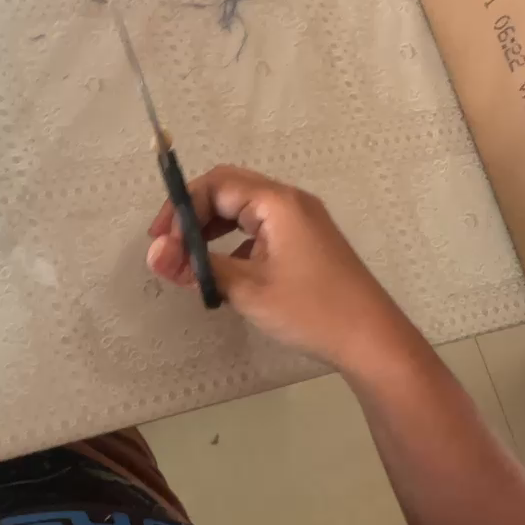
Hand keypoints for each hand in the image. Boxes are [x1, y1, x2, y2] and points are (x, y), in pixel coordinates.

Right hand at [146, 165, 414, 371]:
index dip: (182, 209)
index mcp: (277, 204)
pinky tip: (222, 272)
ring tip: (188, 260)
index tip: (161, 243)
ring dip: (211, 230)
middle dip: (193, 216)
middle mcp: (289, 203)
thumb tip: (154, 256)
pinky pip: (259, 230)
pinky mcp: (305, 243)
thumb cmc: (310, 310)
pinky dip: (233, 244)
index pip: (216, 186)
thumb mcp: (247, 289)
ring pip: (243, 211)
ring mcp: (301, 222)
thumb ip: (198, 268)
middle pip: (229, 191)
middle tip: (168, 247)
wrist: (371, 338)